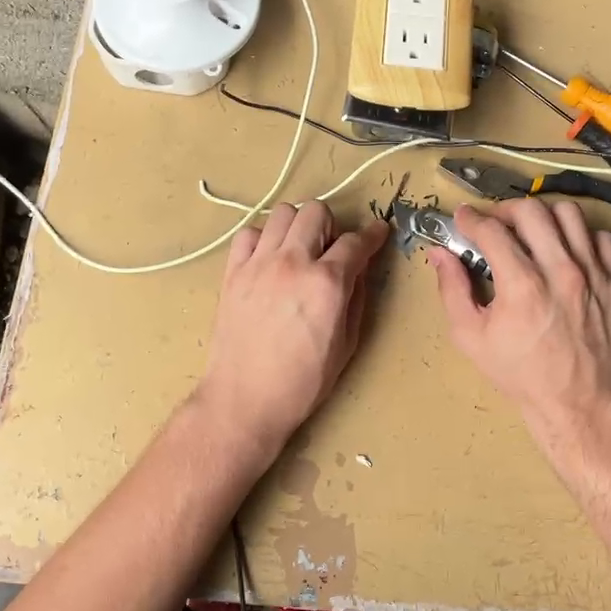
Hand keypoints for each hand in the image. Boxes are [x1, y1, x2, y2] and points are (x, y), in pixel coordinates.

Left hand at [196, 201, 390, 451]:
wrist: (245, 399)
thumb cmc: (302, 381)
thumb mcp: (347, 344)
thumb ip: (356, 298)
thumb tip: (359, 269)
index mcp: (327, 283)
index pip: (356, 241)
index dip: (372, 235)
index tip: (377, 233)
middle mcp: (293, 263)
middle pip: (316, 211)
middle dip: (331, 225)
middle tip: (331, 250)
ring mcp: (259, 263)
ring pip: (283, 212)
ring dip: (298, 226)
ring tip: (299, 250)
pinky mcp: (233, 271)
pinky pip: (248, 233)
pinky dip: (263, 238)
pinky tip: (268, 259)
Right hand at [430, 201, 610, 429]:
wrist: (578, 402)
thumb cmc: (521, 373)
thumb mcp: (470, 337)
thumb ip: (452, 289)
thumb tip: (439, 255)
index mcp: (522, 286)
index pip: (492, 230)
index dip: (471, 219)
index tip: (463, 219)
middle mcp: (561, 271)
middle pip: (531, 210)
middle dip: (504, 210)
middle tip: (494, 224)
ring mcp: (593, 274)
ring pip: (569, 214)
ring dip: (543, 216)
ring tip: (530, 232)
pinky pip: (600, 237)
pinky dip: (580, 236)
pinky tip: (565, 251)